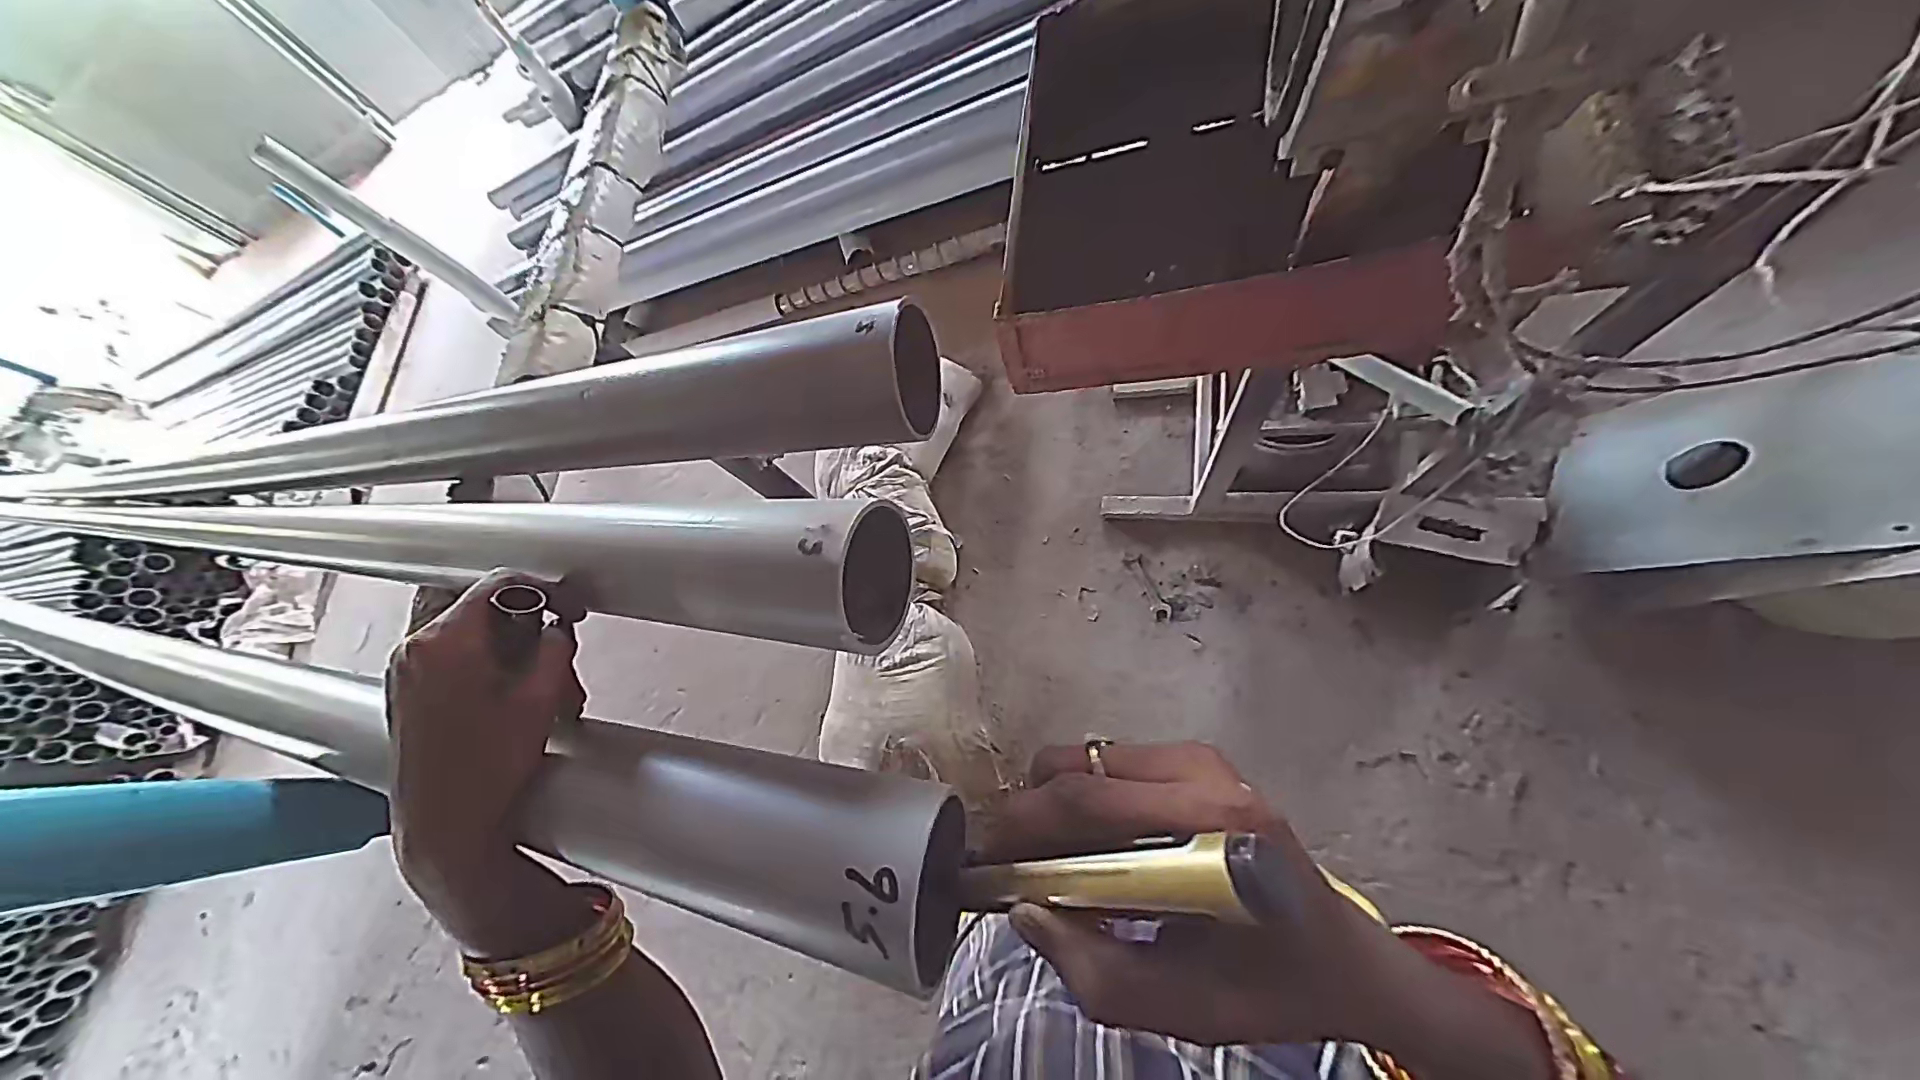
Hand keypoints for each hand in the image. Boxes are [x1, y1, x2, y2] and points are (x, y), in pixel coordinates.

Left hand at [386, 569, 586, 953]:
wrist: (448, 826)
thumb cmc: (485, 770)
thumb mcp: (541, 696)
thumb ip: (554, 646)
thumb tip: (557, 627)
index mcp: (442, 644)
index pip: (498, 585)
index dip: (544, 590)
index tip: (567, 605)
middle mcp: (415, 651)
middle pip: (481, 606)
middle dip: (526, 620)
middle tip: (556, 641)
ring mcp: (407, 672)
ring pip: (470, 632)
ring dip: (511, 644)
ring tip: (541, 678)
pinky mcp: (411, 693)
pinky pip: (456, 655)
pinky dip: (490, 661)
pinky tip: (516, 691)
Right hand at [976, 741, 1400, 1046]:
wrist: (1344, 957)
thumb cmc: (1270, 986)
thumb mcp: (1181, 1007)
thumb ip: (1092, 969)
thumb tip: (1023, 910)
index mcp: (1212, 826)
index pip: (1087, 804)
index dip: (1023, 826)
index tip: (986, 859)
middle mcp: (1205, 773)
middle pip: (1077, 769)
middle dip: (1027, 814)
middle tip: (1011, 862)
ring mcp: (1201, 758)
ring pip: (1086, 758)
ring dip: (1053, 804)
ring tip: (1054, 859)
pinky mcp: (1196, 758)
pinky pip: (1108, 763)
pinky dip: (1082, 798)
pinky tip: (1094, 846)